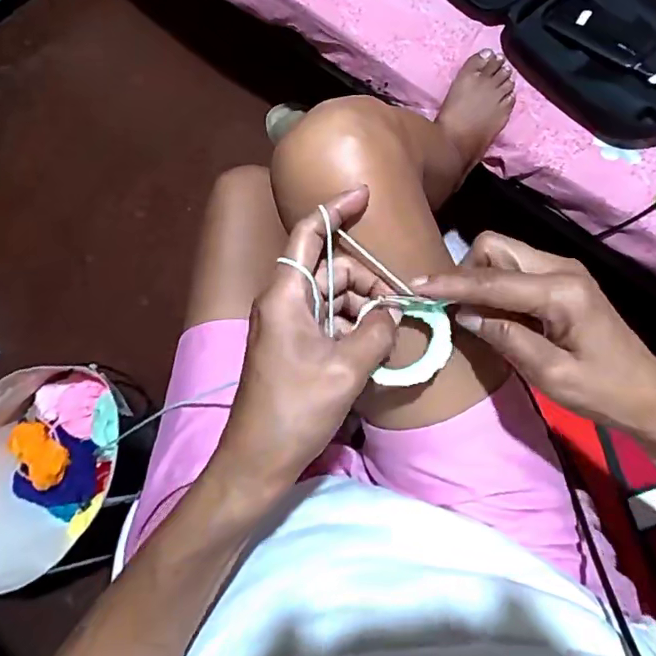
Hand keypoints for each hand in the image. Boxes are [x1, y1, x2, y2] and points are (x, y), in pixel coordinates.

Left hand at [213, 187, 398, 489]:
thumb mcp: (347, 370)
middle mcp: (283, 300)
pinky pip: (329, 319)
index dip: (335, 209)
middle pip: (332, 269)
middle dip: (368, 280)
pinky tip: (373, 348)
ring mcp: (287, 322)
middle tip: (399, 308)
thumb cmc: (295, 410)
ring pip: (334, 295)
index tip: (365, 194)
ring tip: (389, 333)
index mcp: (286, 294)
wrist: (256, 460)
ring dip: (364, 307)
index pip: (309, 233)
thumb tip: (391, 315)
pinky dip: (353, 326)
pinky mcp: (293, 344)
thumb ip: (377, 333)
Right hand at [412, 232, 655, 442]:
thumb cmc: (606, 393)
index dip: (451, 283)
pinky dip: (497, 284)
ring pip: (503, 253)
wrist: (651, 396)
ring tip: (477, 317)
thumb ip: (506, 338)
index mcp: (562, 291)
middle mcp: (561, 268)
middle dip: (468, 271)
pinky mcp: (563, 279)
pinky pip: (516, 268)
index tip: (416, 285)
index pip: (492, 279)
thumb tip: (464, 313)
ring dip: (481, 278)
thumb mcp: (552, 376)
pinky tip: (496, 314)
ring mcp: (563, 270)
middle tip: (459, 311)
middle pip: (495, 247)